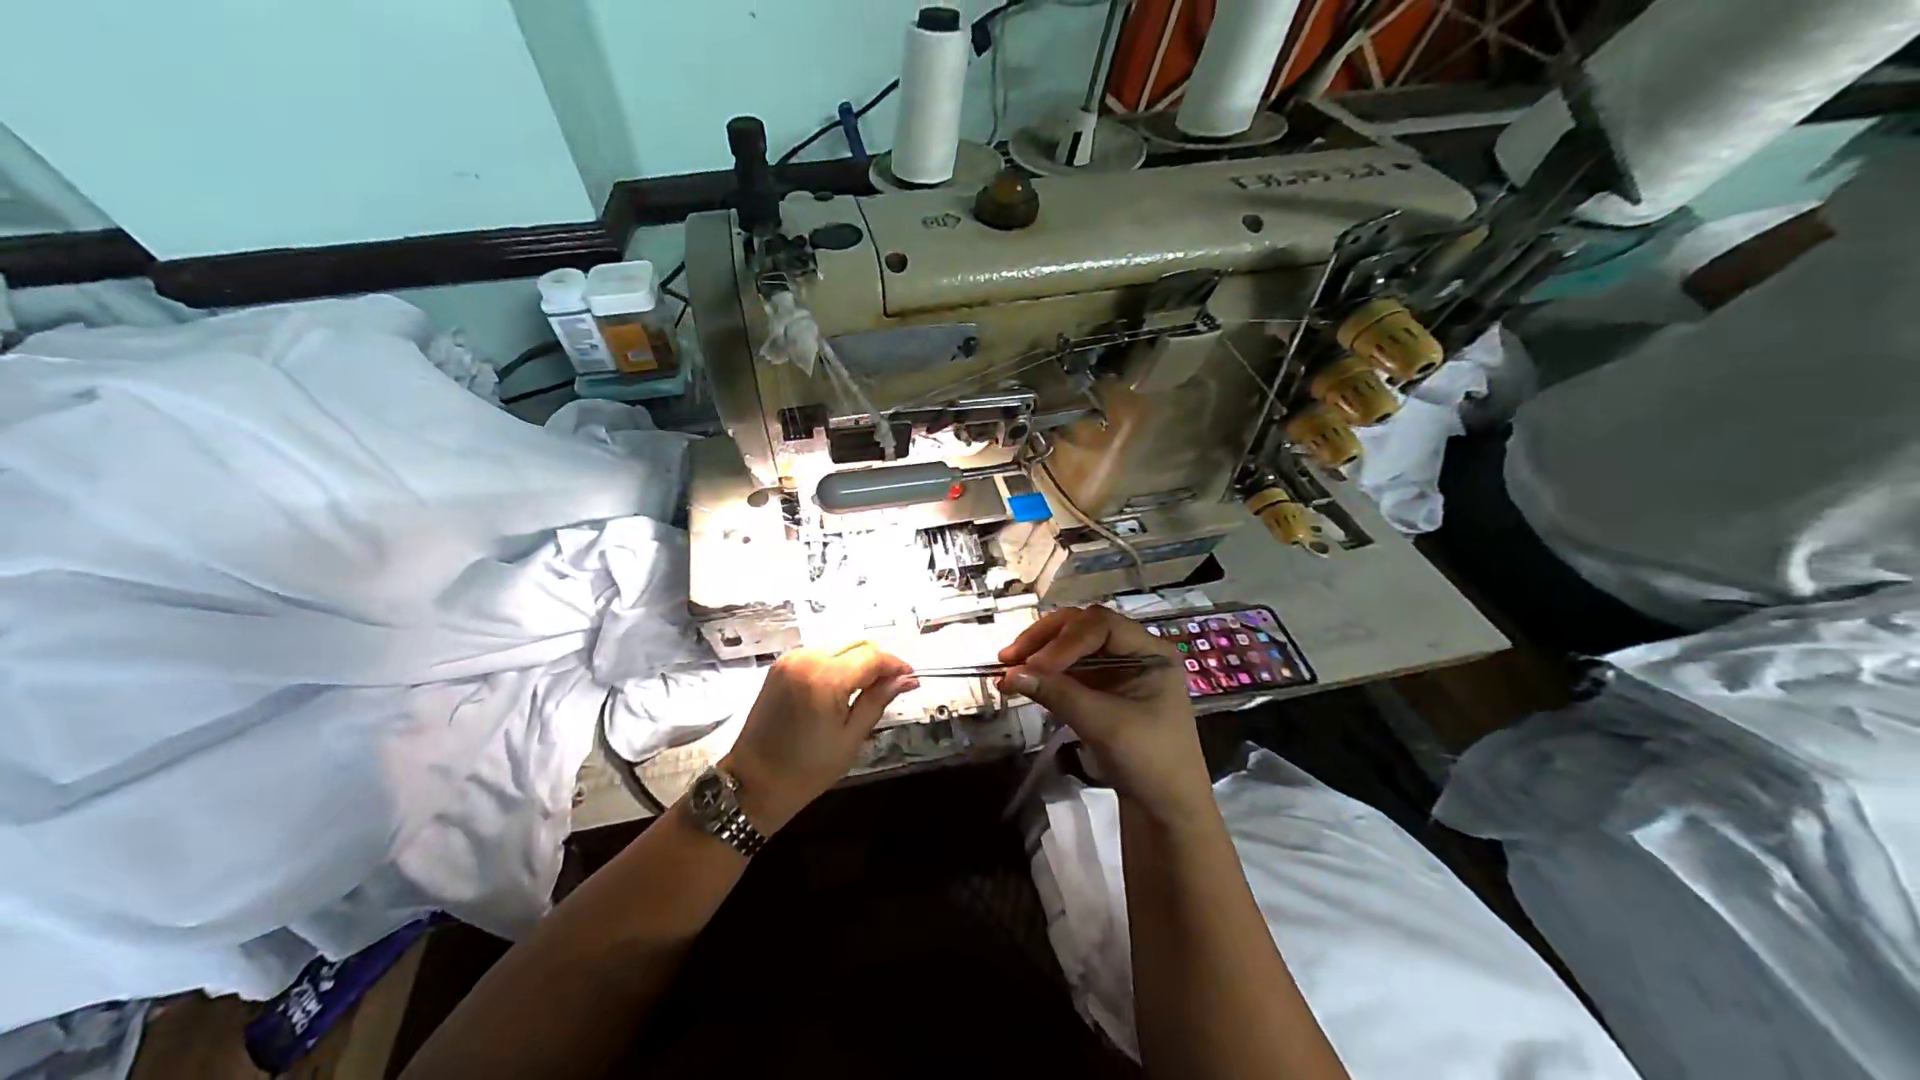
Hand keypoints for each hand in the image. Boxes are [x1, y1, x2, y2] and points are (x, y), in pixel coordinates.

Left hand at [718, 642, 916, 833]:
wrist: (754, 782)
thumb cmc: (807, 769)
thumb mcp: (851, 737)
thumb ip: (878, 700)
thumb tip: (906, 679)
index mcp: (826, 678)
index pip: (872, 656)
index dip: (895, 665)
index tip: (910, 679)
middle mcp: (807, 659)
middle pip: (856, 644)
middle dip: (877, 661)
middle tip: (891, 686)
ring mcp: (791, 660)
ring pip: (838, 646)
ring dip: (857, 661)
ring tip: (868, 689)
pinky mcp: (781, 666)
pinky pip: (819, 654)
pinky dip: (836, 664)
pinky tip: (842, 687)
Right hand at [997, 607, 1214, 827]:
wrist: (1167, 809)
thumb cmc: (1148, 761)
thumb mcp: (1104, 725)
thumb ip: (1059, 693)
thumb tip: (1010, 673)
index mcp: (1150, 651)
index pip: (1100, 626)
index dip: (1064, 640)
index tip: (1035, 666)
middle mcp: (1135, 652)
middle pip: (1084, 628)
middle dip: (1047, 639)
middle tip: (1010, 656)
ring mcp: (1118, 671)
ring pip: (1073, 646)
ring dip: (1041, 653)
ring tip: (1008, 666)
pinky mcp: (1103, 690)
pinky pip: (1070, 670)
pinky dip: (1045, 673)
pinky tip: (1022, 680)